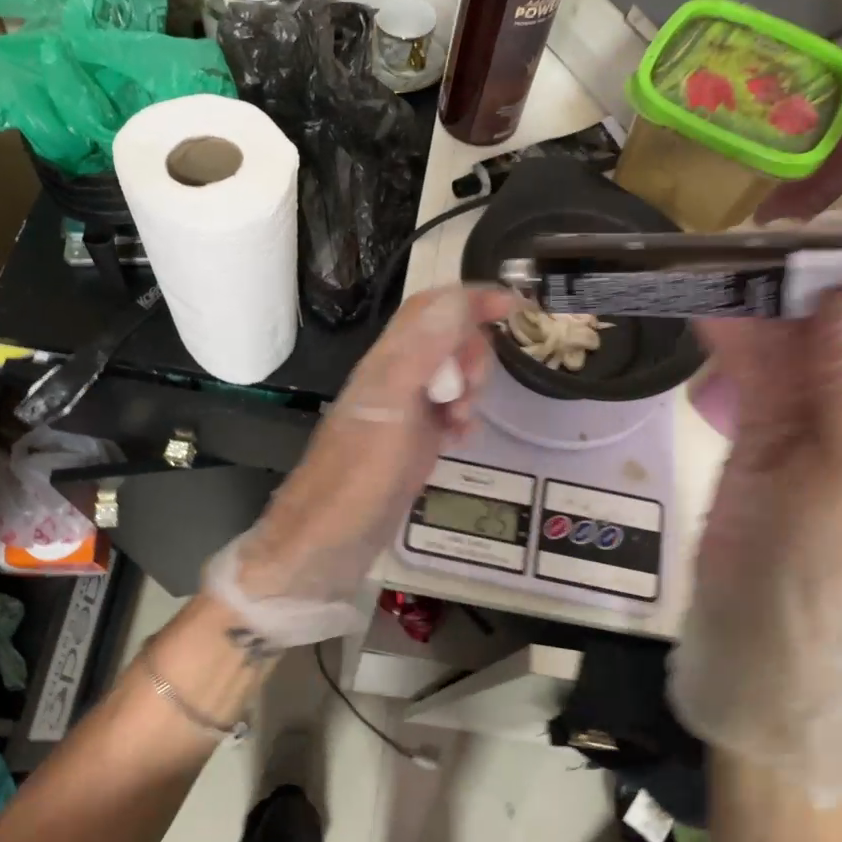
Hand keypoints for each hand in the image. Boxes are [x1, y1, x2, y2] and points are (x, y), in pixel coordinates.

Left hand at [204, 284, 519, 646]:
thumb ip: (423, 350)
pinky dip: (462, 420)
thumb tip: (457, 298)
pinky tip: (457, 441)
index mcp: (387, 362)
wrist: (327, 543)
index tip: (515, 307)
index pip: (432, 308)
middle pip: (448, 339)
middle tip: (469, 392)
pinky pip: (449, 413)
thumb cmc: (358, 476)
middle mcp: (394, 378)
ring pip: (452, 376)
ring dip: (470, 391)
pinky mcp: (412, 441)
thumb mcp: (393, 405)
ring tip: (460, 423)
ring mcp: (403, 411)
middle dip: (472, 356)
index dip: (472, 299)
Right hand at [668, 289, 841, 804]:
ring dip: (758, 296)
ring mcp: (809, 402)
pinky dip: (729, 330)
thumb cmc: (819, 547)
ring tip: (719, 257)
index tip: (821, 237)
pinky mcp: (760, 414)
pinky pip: (749, 359)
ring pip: (787, 331)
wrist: (754, 609)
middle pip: (838, 315)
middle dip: (803, 275)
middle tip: (754, 239)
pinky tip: (703, 304)